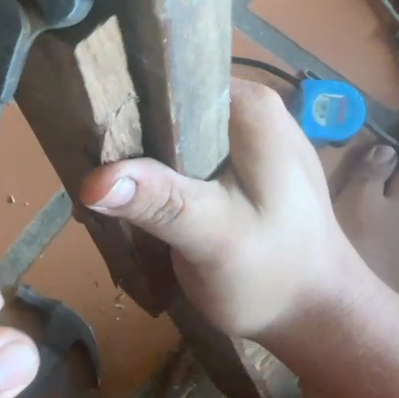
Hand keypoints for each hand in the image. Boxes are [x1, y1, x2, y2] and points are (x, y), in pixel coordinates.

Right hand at [79, 79, 375, 339]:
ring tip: (98, 185)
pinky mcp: (230, 172)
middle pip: (163, 104)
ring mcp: (239, 142)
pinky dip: (150, 177)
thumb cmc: (274, 275)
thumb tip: (94, 180)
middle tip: (83, 166)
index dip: (122, 98)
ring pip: (165, 134)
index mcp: (248, 108)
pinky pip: (176, 159)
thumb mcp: (215, 237)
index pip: (170, 77)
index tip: (83, 129)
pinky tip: (128, 201)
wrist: (315, 320)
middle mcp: (245, 112)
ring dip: (132, 158)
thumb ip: (162, 203)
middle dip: (122, 134)